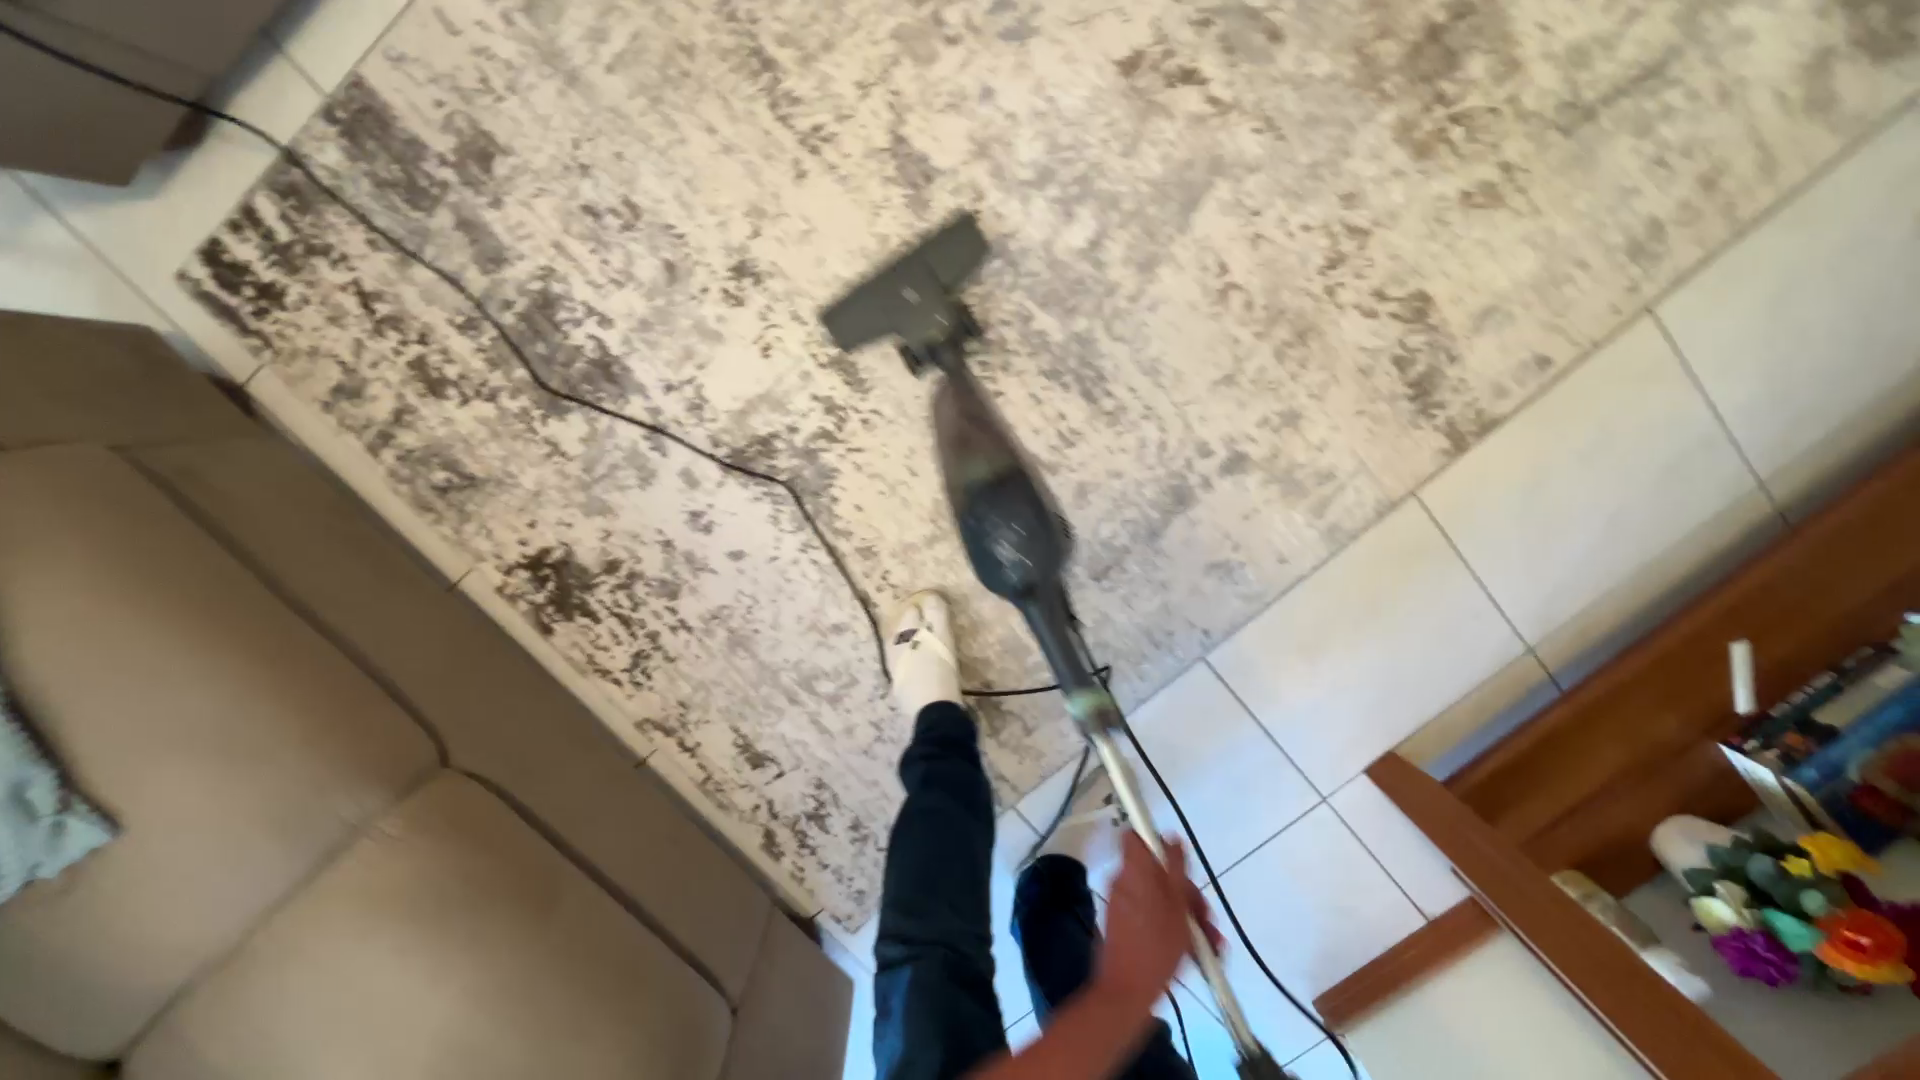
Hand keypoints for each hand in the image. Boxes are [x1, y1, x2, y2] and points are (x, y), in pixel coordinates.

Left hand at [1095, 834, 1219, 1012]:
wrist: (1127, 991)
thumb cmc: (1156, 946)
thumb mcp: (1176, 904)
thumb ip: (1174, 868)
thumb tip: (1171, 836)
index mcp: (1134, 870)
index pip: (1137, 836)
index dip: (1158, 842)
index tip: (1179, 864)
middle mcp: (1123, 881)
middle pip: (1157, 872)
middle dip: (1185, 891)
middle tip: (1204, 917)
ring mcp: (1121, 903)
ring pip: (1159, 897)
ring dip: (1185, 914)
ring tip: (1208, 942)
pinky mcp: (1124, 925)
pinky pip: (1152, 915)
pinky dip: (1172, 926)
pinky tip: (1195, 950)